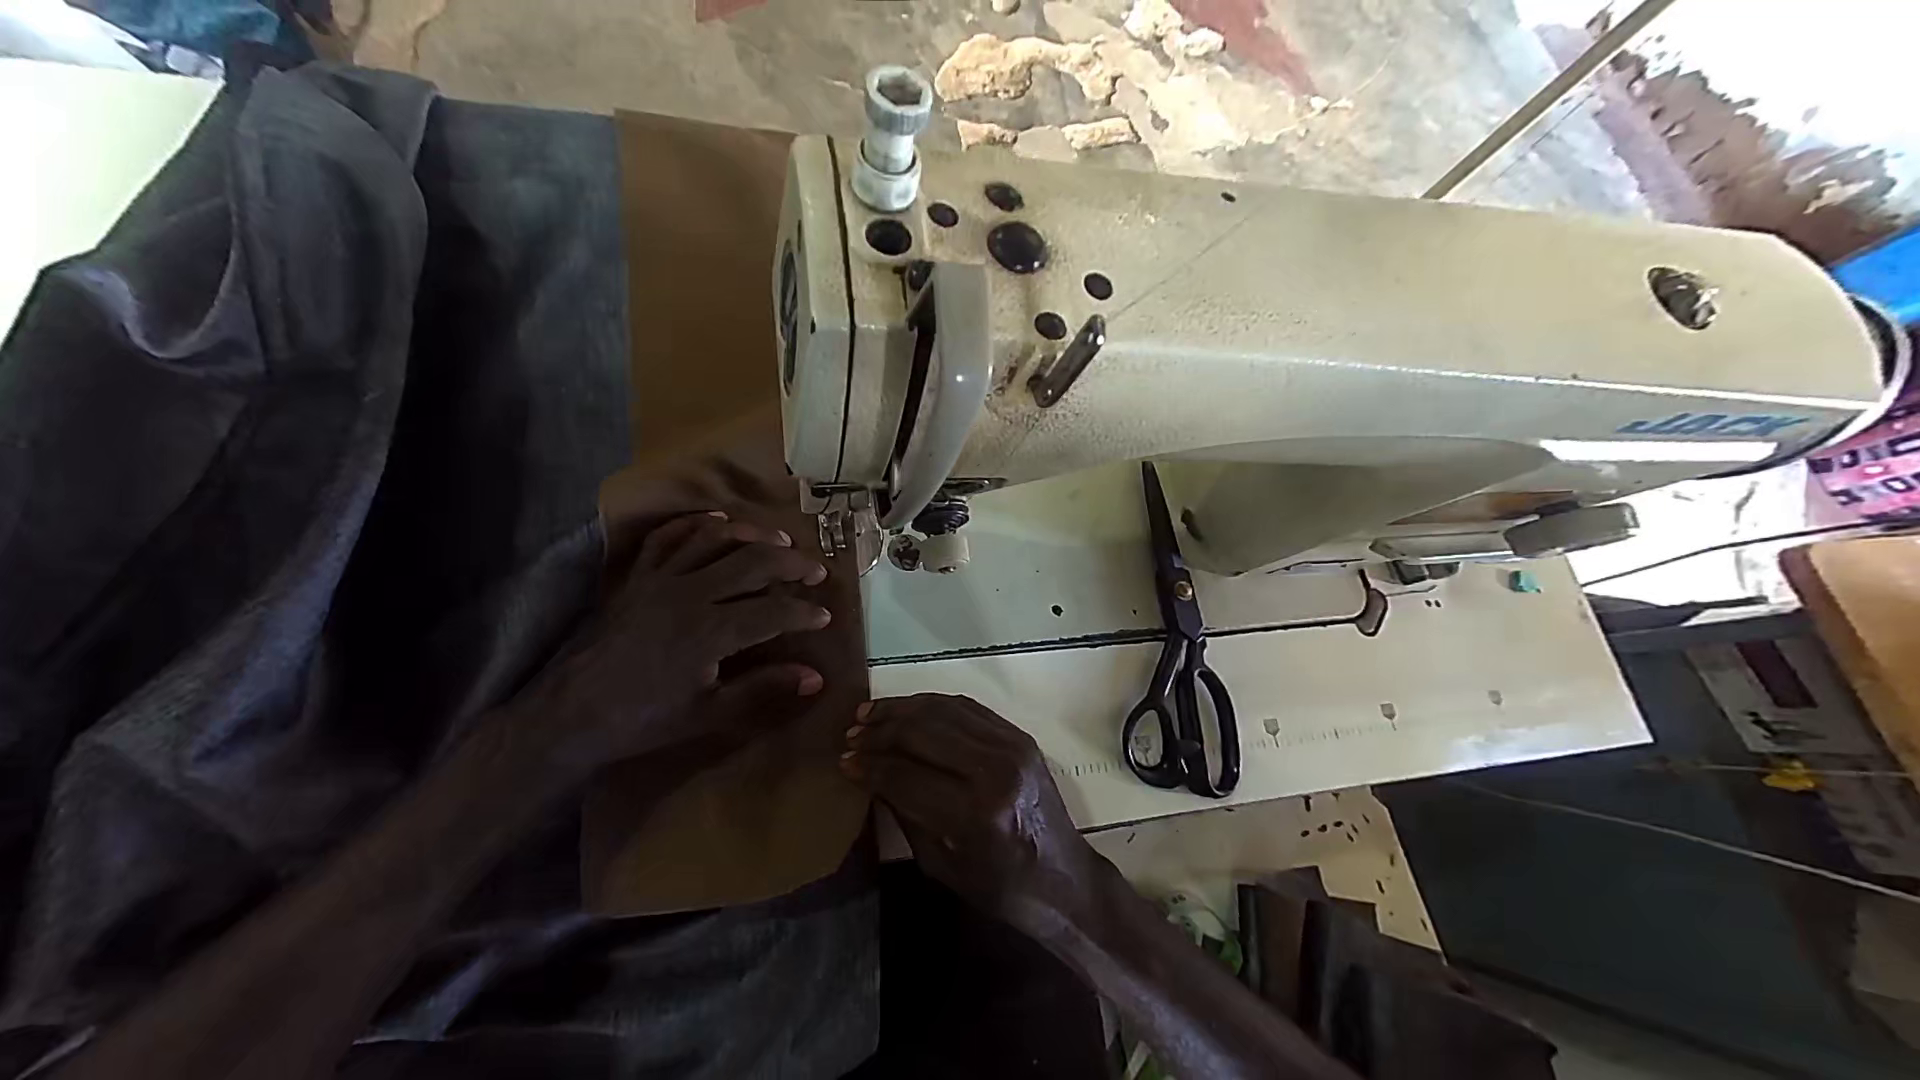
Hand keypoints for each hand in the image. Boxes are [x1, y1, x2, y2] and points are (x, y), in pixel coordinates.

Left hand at [520, 511, 832, 776]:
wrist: (570, 714)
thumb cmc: (643, 720)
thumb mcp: (709, 714)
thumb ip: (763, 690)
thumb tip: (814, 677)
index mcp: (711, 631)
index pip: (774, 611)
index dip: (805, 612)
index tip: (825, 616)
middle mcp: (690, 594)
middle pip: (753, 562)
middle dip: (792, 563)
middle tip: (816, 570)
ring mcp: (660, 580)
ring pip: (715, 539)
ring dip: (753, 534)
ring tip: (779, 540)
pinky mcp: (637, 577)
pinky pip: (669, 538)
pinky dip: (696, 524)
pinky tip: (718, 522)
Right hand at [841, 694, 1103, 928]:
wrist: (1063, 878)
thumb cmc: (999, 887)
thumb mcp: (940, 864)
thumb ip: (905, 813)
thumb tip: (871, 774)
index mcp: (975, 813)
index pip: (905, 775)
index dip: (869, 766)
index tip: (844, 761)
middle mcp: (995, 770)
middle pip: (922, 733)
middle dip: (879, 732)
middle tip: (851, 734)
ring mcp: (1012, 746)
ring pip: (943, 710)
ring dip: (901, 709)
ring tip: (870, 714)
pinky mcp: (1020, 735)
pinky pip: (967, 708)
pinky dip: (933, 705)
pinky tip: (909, 710)